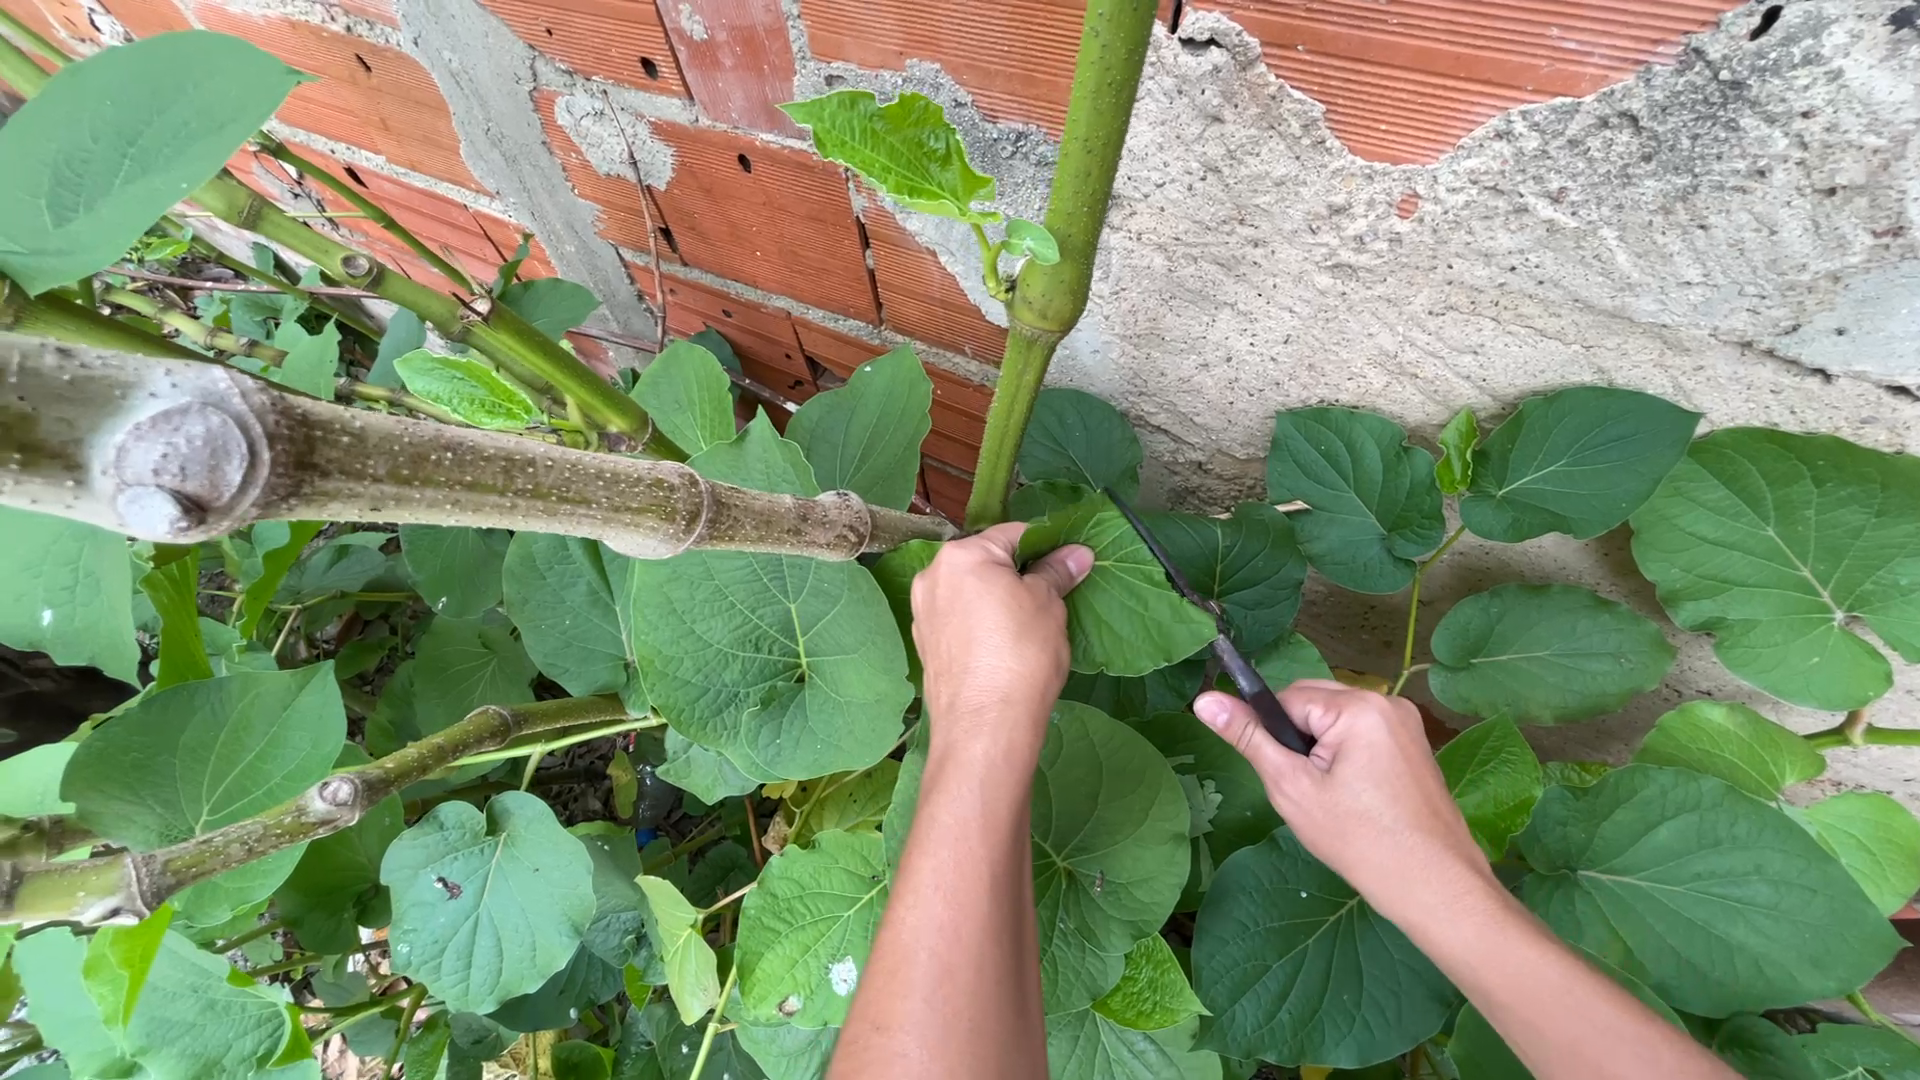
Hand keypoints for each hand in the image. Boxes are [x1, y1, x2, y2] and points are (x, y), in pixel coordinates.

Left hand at [911, 523, 1092, 770]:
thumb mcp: (1048, 605)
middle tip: (1050, 599)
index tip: (1069, 565)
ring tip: (1027, 626)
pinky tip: (1001, 647)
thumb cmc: (1022, 653)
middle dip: (1017, 574)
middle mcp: (932, 576)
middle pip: (985, 562)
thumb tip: (1078, 552)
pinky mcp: (924, 644)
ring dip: (996, 599)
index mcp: (961, 555)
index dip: (1046, 546)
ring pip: (970, 592)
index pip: (1012, 535)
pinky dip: (979, 624)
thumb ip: (1057, 572)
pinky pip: (958, 621)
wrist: (985, 726)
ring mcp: (923, 612)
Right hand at [1192, 681, 1492, 922]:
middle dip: (1297, 739)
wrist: (1438, 890)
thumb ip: (1248, 737)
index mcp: (1358, 706)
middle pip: (1311, 702)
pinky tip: (1351, 796)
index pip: (1285, 699)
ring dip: (1317, 747)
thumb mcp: (1291, 786)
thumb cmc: (1358, 840)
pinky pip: (1358, 732)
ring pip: (1333, 718)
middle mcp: (1386, 701)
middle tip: (1305, 789)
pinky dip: (1342, 755)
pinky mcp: (1413, 744)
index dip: (1274, 737)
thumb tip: (1203, 699)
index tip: (1286, 777)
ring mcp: (1405, 722)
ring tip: (1328, 796)